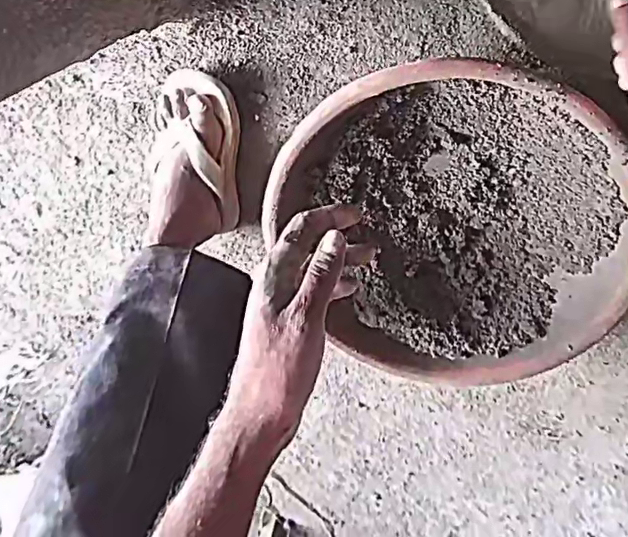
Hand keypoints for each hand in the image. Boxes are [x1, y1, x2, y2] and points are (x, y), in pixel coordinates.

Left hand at [222, 204, 372, 453]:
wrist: (260, 414)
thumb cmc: (279, 370)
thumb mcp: (307, 317)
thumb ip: (321, 274)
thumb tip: (334, 237)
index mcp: (274, 274)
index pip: (301, 227)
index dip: (329, 215)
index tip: (355, 213)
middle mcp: (274, 281)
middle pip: (307, 243)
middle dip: (337, 232)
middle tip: (364, 226)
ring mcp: (280, 299)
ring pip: (313, 264)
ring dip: (339, 256)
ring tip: (367, 254)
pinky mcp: (289, 317)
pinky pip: (314, 286)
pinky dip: (334, 280)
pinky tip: (350, 285)